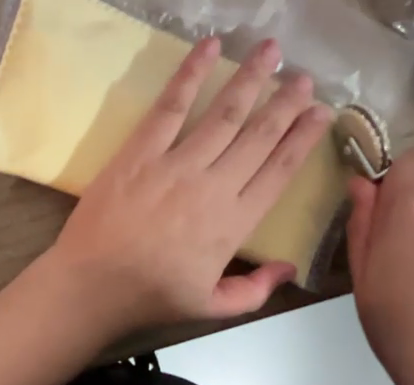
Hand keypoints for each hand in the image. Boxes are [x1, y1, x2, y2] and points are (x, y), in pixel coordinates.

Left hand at [45, 38, 332, 327]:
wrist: (93, 287)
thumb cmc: (149, 299)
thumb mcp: (208, 308)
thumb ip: (252, 291)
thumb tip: (289, 269)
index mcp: (233, 224)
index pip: (278, 172)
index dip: (302, 140)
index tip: (320, 115)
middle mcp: (213, 187)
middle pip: (258, 136)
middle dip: (286, 103)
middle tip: (304, 78)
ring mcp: (176, 166)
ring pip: (224, 113)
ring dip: (251, 78)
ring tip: (271, 51)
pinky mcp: (141, 154)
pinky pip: (171, 107)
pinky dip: (191, 74)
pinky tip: (209, 47)